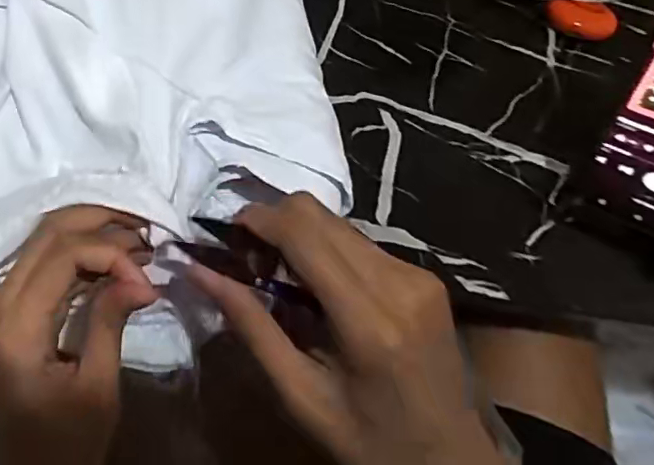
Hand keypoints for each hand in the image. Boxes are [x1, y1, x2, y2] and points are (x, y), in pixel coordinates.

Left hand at [0, 205, 159, 464]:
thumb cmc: (61, 446)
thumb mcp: (96, 392)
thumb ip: (111, 322)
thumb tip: (143, 277)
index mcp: (17, 323)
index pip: (65, 253)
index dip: (111, 253)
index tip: (147, 279)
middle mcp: (1, 298)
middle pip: (51, 231)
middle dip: (101, 219)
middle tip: (145, 225)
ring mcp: (2, 299)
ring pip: (46, 237)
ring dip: (92, 228)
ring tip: (136, 235)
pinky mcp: (12, 306)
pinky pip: (44, 258)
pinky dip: (80, 247)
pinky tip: (113, 253)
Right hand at [188, 194, 502, 464]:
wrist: (454, 464)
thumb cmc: (370, 443)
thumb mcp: (301, 396)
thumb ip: (251, 327)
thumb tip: (199, 271)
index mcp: (368, 320)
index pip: (302, 232)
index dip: (258, 219)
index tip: (228, 235)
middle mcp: (397, 282)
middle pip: (316, 213)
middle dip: (273, 221)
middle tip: (250, 257)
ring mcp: (416, 272)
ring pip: (335, 219)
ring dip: (299, 231)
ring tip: (283, 272)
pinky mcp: (423, 272)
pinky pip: (357, 237)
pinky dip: (326, 246)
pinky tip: (320, 283)